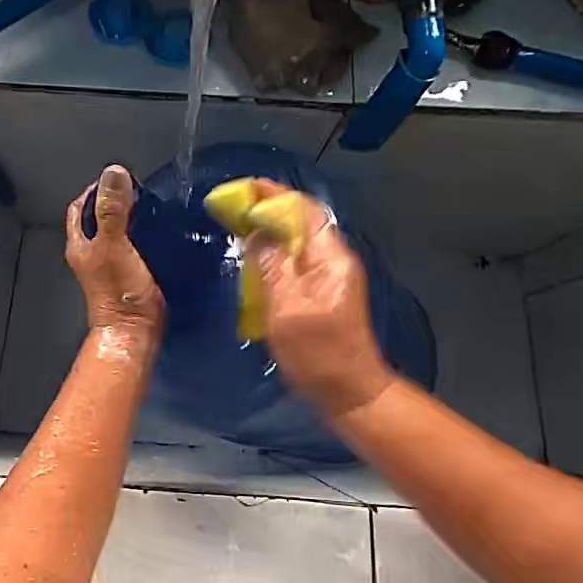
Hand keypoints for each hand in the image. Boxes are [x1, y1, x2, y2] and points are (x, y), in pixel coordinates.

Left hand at [67, 166, 164, 335]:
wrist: (135, 332)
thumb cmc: (119, 291)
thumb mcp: (113, 244)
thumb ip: (112, 210)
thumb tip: (114, 172)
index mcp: (80, 245)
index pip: (81, 207)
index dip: (95, 191)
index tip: (118, 181)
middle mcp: (91, 255)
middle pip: (99, 219)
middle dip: (115, 204)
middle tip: (139, 192)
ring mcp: (109, 267)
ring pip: (117, 234)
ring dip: (131, 221)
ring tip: (152, 208)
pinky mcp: (128, 277)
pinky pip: (133, 249)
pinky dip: (143, 238)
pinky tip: (159, 233)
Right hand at [245, 180, 395, 416]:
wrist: (350, 394)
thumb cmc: (321, 355)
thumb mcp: (290, 310)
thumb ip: (273, 269)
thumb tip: (258, 234)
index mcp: (331, 260)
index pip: (305, 212)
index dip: (276, 196)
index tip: (245, 188)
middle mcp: (331, 263)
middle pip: (300, 224)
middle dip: (268, 211)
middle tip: (233, 207)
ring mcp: (326, 280)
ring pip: (295, 244)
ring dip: (268, 232)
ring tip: (237, 227)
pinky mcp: (318, 297)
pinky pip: (292, 265)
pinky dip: (271, 256)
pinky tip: (253, 261)